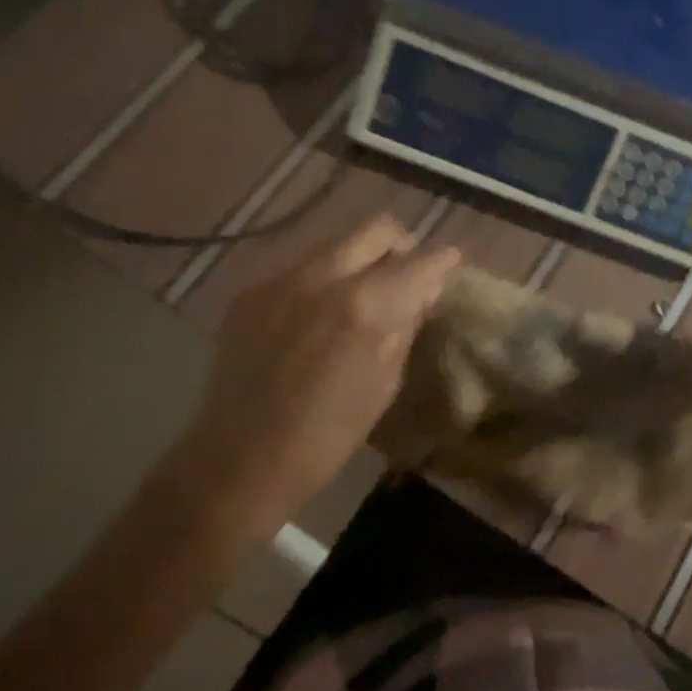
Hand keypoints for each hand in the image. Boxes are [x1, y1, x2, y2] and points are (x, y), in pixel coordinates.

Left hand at [180, 216, 459, 526]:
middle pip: (375, 230)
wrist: (240, 460)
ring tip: (363, 294)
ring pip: (335, 245)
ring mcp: (280, 281)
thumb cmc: (328, 435)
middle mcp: (322, 277)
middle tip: (407, 272)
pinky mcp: (250, 293)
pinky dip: (322, 282)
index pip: (418, 263)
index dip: (441, 261)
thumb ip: (406, 326)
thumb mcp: (385, 384)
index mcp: (364, 305)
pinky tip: (318, 317)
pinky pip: (300, 271)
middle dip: (401, 245)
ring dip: (359, 260)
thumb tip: (423, 291)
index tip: (450, 261)